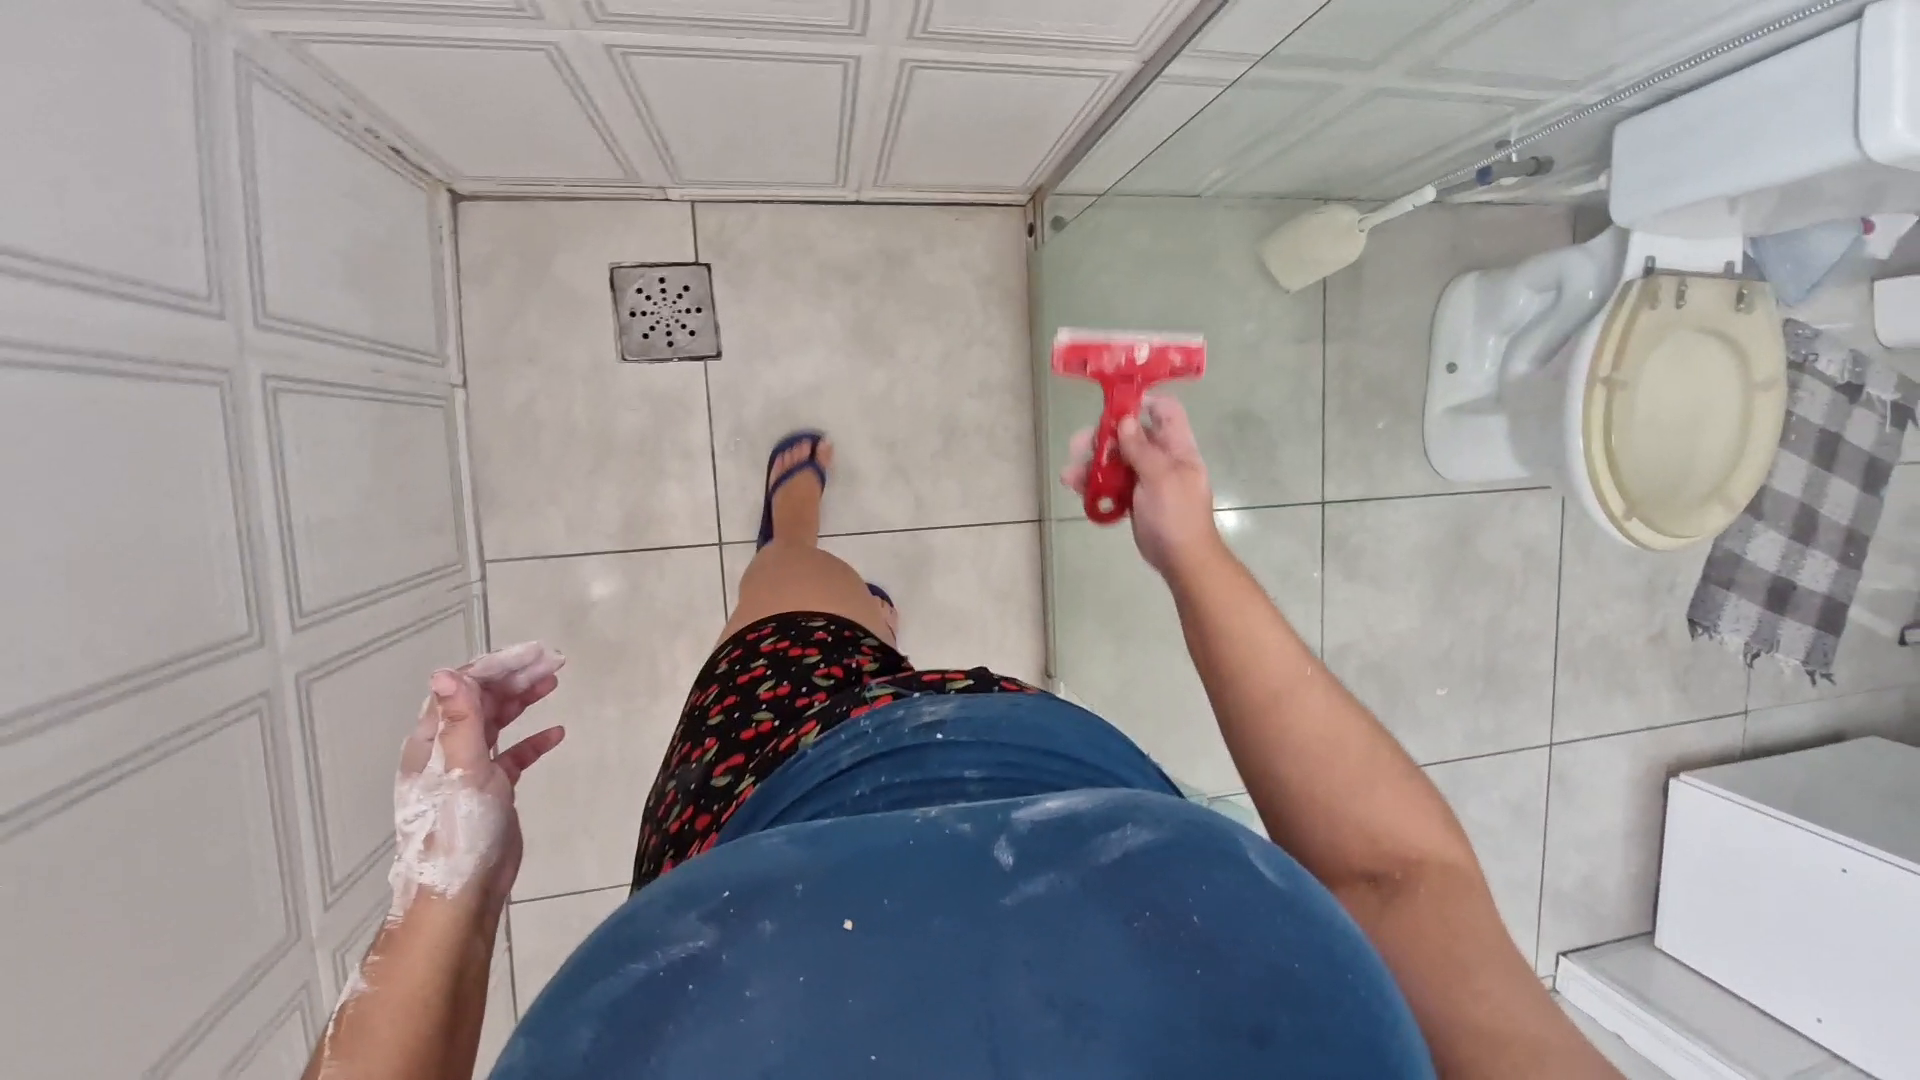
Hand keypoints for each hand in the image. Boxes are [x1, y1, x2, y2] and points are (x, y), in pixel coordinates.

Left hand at [392, 642, 566, 912]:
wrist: (462, 893)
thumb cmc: (457, 829)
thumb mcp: (461, 770)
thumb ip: (458, 720)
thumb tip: (446, 671)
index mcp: (433, 742)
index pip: (463, 688)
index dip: (499, 665)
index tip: (537, 653)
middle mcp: (448, 751)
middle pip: (482, 700)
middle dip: (515, 676)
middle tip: (555, 660)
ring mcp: (469, 771)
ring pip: (497, 722)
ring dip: (523, 699)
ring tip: (554, 681)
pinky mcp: (491, 790)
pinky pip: (514, 754)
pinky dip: (534, 740)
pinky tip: (557, 733)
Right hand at [1061, 394, 1220, 575]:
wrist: (1182, 559)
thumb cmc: (1177, 516)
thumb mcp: (1161, 477)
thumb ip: (1142, 448)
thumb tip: (1125, 420)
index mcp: (1177, 447)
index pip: (1164, 411)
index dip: (1142, 403)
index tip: (1114, 408)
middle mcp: (1161, 458)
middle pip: (1129, 436)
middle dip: (1102, 438)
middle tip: (1079, 445)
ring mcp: (1145, 479)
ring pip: (1115, 461)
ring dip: (1091, 464)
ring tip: (1070, 475)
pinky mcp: (1133, 499)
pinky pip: (1111, 485)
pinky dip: (1093, 485)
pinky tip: (1075, 488)